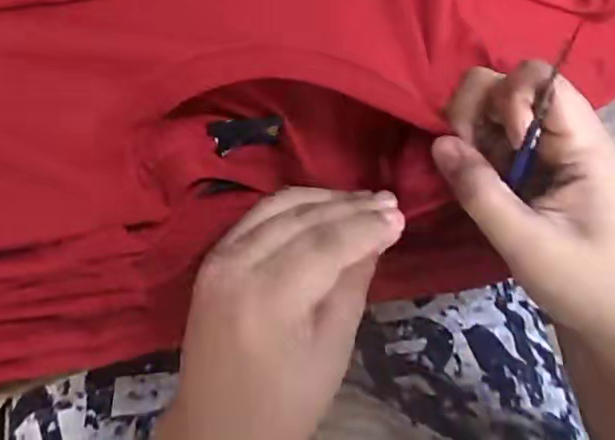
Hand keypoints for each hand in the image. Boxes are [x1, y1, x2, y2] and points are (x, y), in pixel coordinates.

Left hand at [157, 188, 404, 439]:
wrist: (215, 429)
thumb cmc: (283, 406)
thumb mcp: (331, 353)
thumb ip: (352, 286)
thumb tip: (378, 234)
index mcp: (268, 300)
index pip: (324, 244)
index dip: (365, 226)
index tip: (400, 215)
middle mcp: (238, 266)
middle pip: (302, 219)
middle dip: (349, 207)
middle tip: (388, 201)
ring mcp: (220, 257)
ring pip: (278, 206)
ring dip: (323, 199)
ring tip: (361, 200)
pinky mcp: (214, 255)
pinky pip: (258, 215)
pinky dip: (294, 205)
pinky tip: (322, 206)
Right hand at [431, 63, 614, 343]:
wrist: (607, 323)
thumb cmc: (582, 284)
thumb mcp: (528, 245)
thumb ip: (482, 193)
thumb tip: (439, 142)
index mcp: (582, 142)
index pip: (542, 78)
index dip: (514, 98)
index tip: (512, 146)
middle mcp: (561, 131)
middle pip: (508, 80)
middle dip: (479, 107)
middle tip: (473, 153)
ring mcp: (540, 144)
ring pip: (492, 100)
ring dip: (469, 123)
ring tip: (470, 166)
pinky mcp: (523, 159)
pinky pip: (487, 128)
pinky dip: (469, 141)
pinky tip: (471, 172)